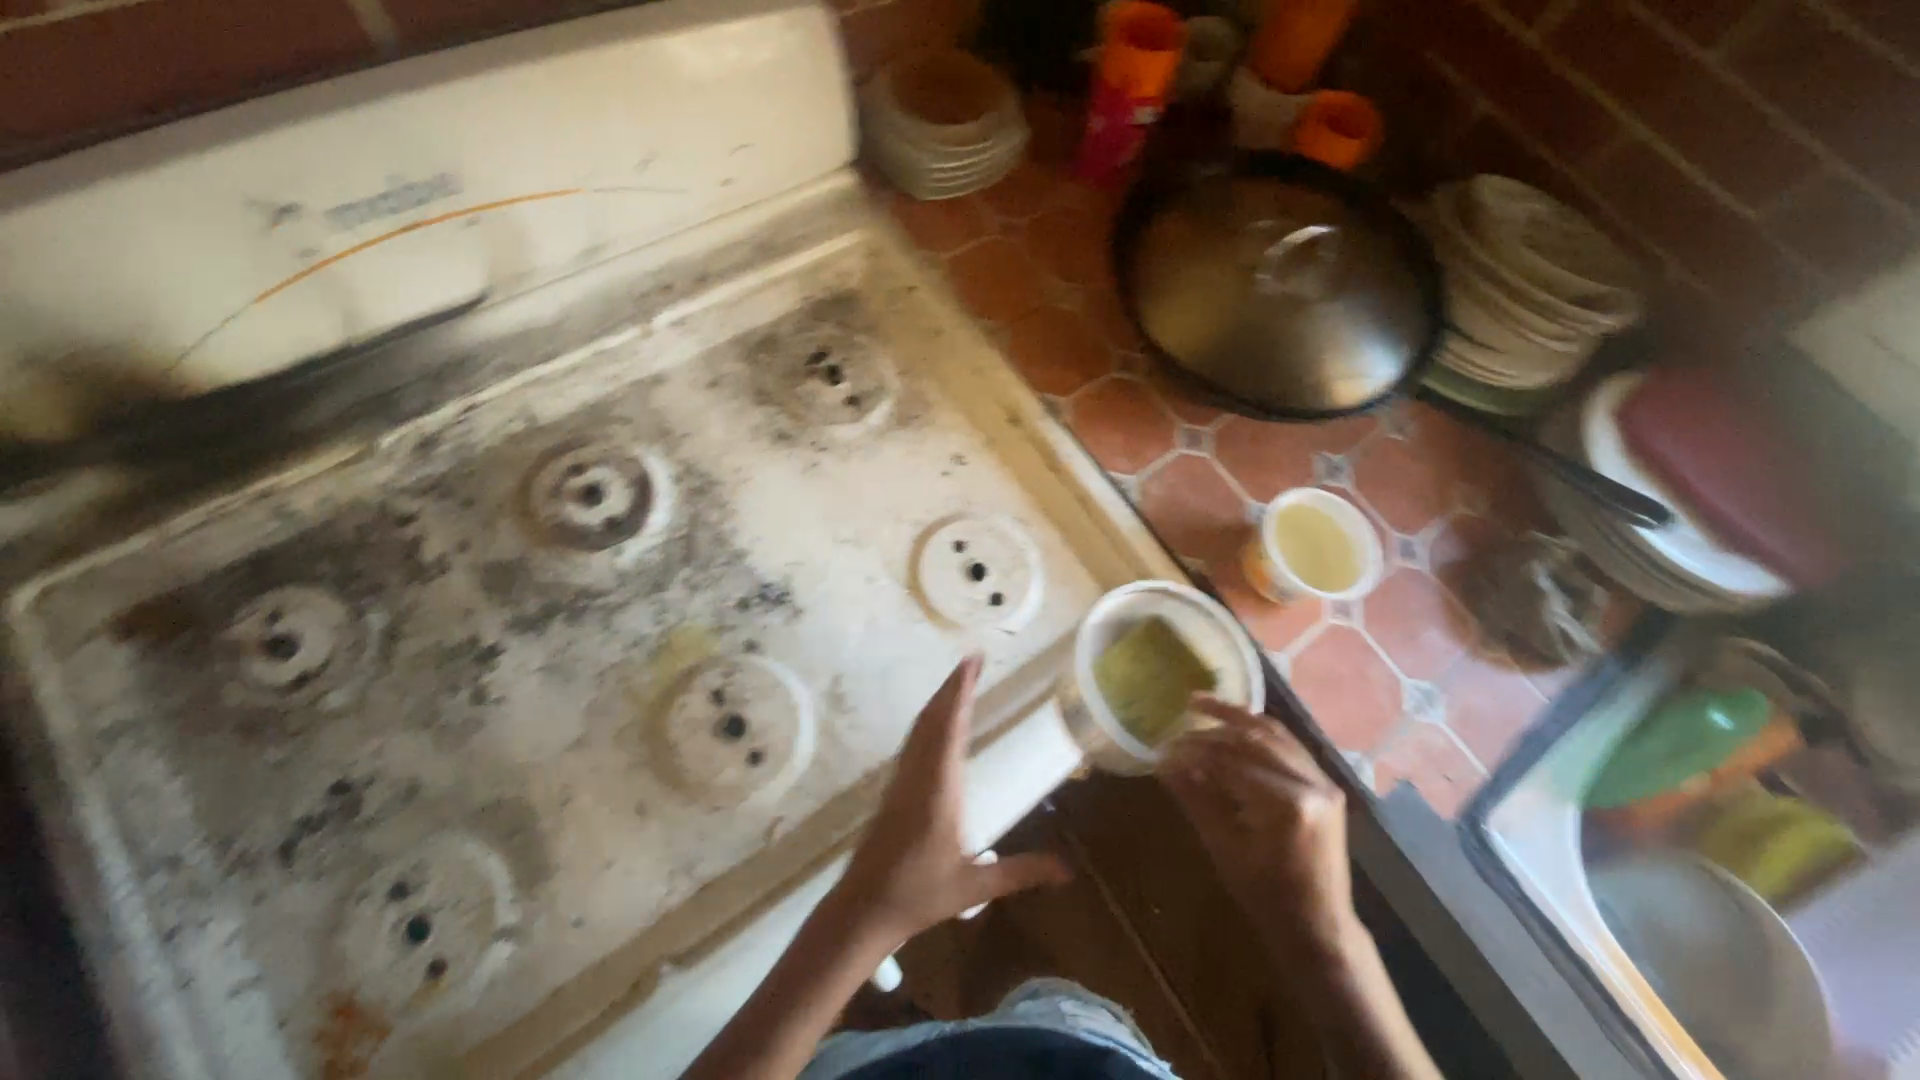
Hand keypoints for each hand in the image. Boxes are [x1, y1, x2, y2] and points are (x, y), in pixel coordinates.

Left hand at [830, 655, 1070, 945]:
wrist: (863, 908)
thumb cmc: (919, 896)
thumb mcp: (975, 888)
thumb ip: (1022, 872)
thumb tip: (1070, 868)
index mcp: (939, 789)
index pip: (950, 728)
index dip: (961, 693)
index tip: (972, 663)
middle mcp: (917, 775)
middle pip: (933, 719)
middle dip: (952, 687)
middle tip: (972, 660)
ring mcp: (900, 781)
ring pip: (918, 729)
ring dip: (938, 702)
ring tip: (957, 683)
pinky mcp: (893, 791)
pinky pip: (912, 743)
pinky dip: (927, 722)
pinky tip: (934, 726)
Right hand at [1156, 695, 1357, 961]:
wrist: (1317, 923)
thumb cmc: (1265, 894)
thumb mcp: (1223, 846)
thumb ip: (1197, 797)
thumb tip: (1165, 764)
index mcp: (1287, 803)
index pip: (1231, 761)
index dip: (1194, 751)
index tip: (1164, 749)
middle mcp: (1312, 783)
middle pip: (1256, 738)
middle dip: (1214, 727)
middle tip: (1181, 721)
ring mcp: (1324, 782)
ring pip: (1276, 735)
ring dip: (1239, 719)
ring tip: (1204, 705)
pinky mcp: (1326, 785)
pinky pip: (1290, 746)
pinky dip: (1261, 732)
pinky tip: (1237, 726)